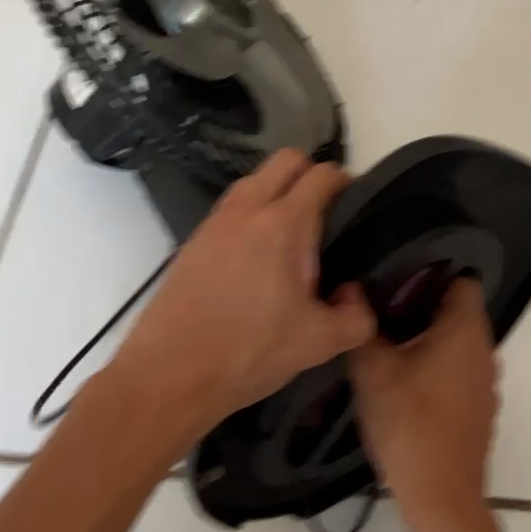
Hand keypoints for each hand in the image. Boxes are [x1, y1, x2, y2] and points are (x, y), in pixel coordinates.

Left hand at [102, 149, 376, 443]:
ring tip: (293, 238)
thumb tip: (353, 296)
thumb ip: (356, 316)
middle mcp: (247, 210)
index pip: (322, 175)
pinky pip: (230, 210)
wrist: (171, 371)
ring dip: (276, 192)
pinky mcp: (193, 242)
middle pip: (285, 160)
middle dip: (311, 173)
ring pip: (253, 181)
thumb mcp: (320, 343)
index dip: (346, 182)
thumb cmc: (251, 351)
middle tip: (328, 212)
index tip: (358, 204)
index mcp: (284, 224)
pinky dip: (250, 217)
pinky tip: (257, 260)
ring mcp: (215, 222)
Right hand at [349, 278, 499, 521]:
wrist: (440, 497)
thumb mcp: (372, 369)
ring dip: (424, 340)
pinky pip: (456, 373)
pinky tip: (400, 384)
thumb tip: (351, 291)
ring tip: (383, 345)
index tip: (390, 281)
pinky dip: (433, 369)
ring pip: (455, 345)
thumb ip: (362, 326)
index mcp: (465, 331)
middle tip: (376, 312)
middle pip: (455, 313)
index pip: (460, 281)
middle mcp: (484, 352)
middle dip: (418, 307)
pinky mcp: (478, 412)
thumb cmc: (408, 423)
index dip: (426, 274)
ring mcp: (485, 385)